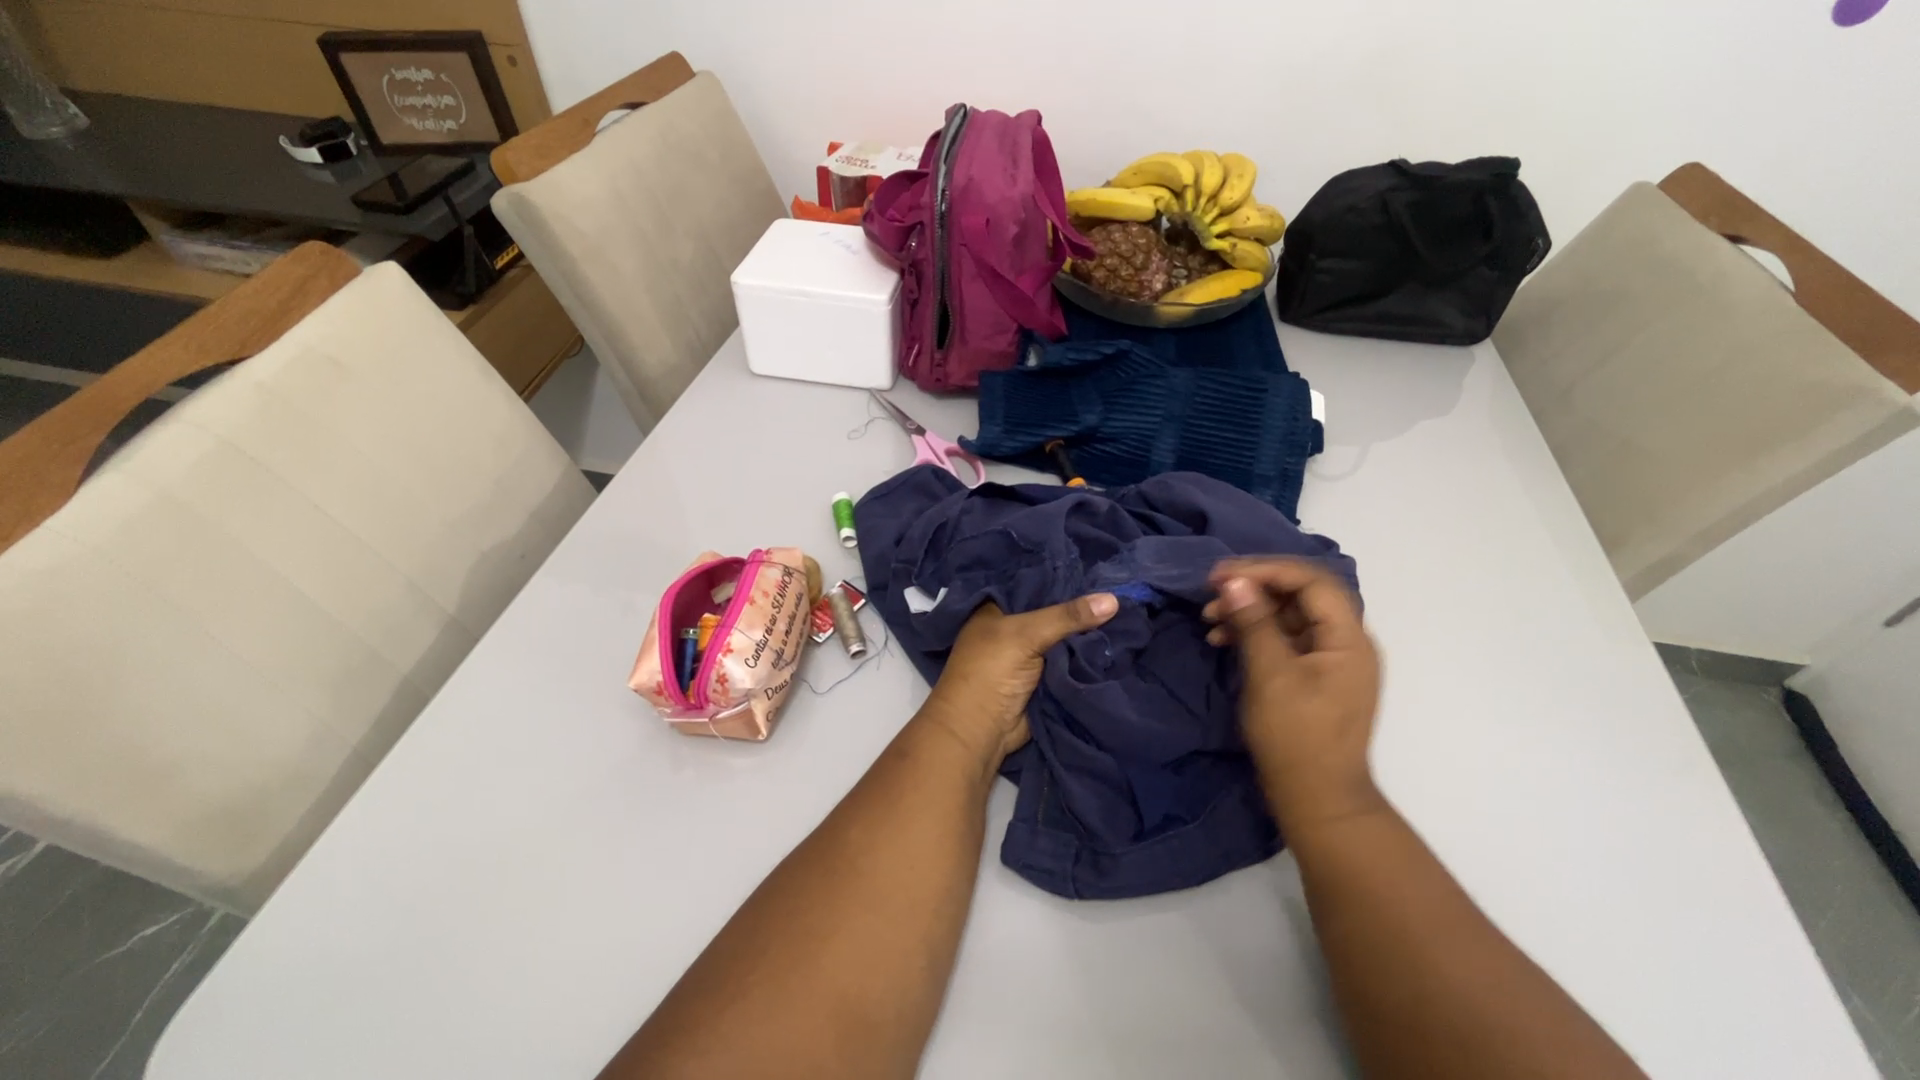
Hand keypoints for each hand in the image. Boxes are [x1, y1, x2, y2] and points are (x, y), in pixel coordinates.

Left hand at [920, 594, 1119, 764]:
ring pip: (1066, 640)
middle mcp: (1014, 629)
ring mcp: (1030, 656)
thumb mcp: (1026, 634)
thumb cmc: (991, 671)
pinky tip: (1119, 644)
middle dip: (1084, 611)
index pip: (1037, 586)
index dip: (1066, 581)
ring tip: (1129, 615)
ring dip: (1090, 636)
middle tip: (1123, 595)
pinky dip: (1089, 658)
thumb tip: (1114, 600)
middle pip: (1055, 615)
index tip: (1104, 573)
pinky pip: (1072, 663)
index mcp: (998, 609)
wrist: (981, 730)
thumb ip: (1068, 617)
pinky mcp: (1045, 680)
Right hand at [1204, 559, 1383, 830]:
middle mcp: (1348, 642)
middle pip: (1301, 595)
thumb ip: (1255, 624)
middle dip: (1254, 589)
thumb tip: (1235, 582)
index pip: (1310, 580)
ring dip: (1250, 612)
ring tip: (1210, 621)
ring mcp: (1333, 661)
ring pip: (1291, 617)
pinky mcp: (1317, 678)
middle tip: (1210, 595)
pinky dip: (1256, 635)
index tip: (1220, 577)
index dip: (1264, 570)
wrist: (1318, 800)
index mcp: (1349, 638)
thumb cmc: (1295, 738)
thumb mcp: (1270, 676)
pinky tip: (1225, 642)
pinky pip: (1287, 641)